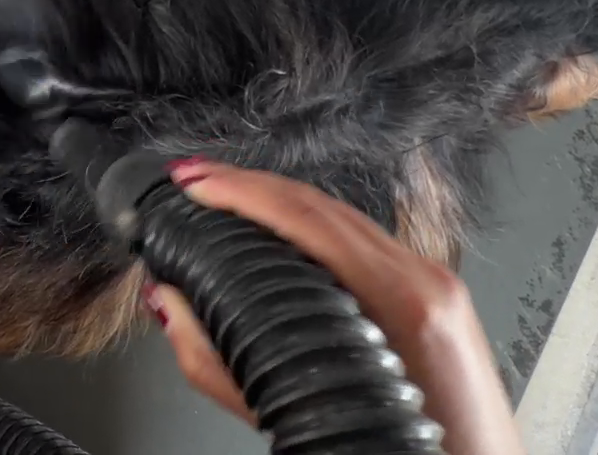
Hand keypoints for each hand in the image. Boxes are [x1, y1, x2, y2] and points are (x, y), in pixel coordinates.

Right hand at [146, 162, 524, 454]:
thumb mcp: (298, 418)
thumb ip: (216, 364)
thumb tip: (165, 304)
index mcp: (402, 304)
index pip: (303, 217)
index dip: (239, 189)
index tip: (193, 184)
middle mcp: (423, 280)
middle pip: (317, 201)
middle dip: (244, 181)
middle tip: (191, 179)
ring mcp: (432, 279)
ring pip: (336, 208)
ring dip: (269, 192)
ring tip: (218, 188)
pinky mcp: (430, 286)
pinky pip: (354, 229)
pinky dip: (300, 214)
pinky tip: (269, 213)